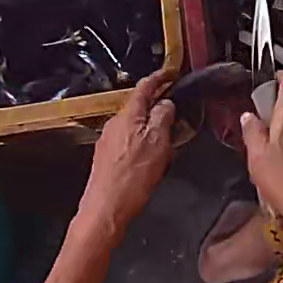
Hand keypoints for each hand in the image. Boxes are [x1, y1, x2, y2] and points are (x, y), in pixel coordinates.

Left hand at [78, 74, 176, 242]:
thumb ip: (163, 117)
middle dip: (159, 105)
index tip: (171, 73)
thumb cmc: (131, 179)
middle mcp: (115, 123)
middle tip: (177, 110)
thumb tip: (166, 104)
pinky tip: (152, 157)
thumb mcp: (158, 142)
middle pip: (139, 105)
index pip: (145, 86)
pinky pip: (129, 140)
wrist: (105, 209)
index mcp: (128, 115)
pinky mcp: (107, 157)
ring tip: (169, 138)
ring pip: (135, 124)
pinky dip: (143, 141)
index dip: (160, 77)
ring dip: (152, 126)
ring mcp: (109, 140)